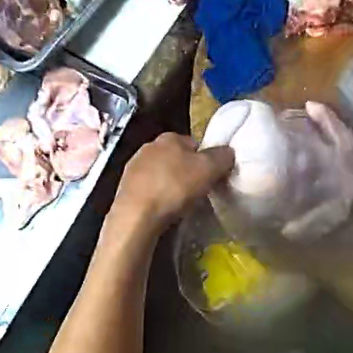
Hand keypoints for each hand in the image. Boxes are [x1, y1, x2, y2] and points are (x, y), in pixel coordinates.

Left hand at [111, 133, 233, 233]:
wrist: (137, 215)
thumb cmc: (175, 187)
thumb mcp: (208, 170)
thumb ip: (222, 157)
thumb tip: (227, 152)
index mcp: (169, 137)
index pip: (194, 144)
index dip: (205, 160)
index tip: (210, 177)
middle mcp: (149, 146)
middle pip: (176, 158)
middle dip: (186, 171)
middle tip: (198, 191)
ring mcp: (133, 166)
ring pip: (161, 173)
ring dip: (170, 184)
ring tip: (180, 203)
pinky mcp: (125, 186)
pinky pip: (148, 188)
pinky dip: (156, 196)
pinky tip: (162, 209)